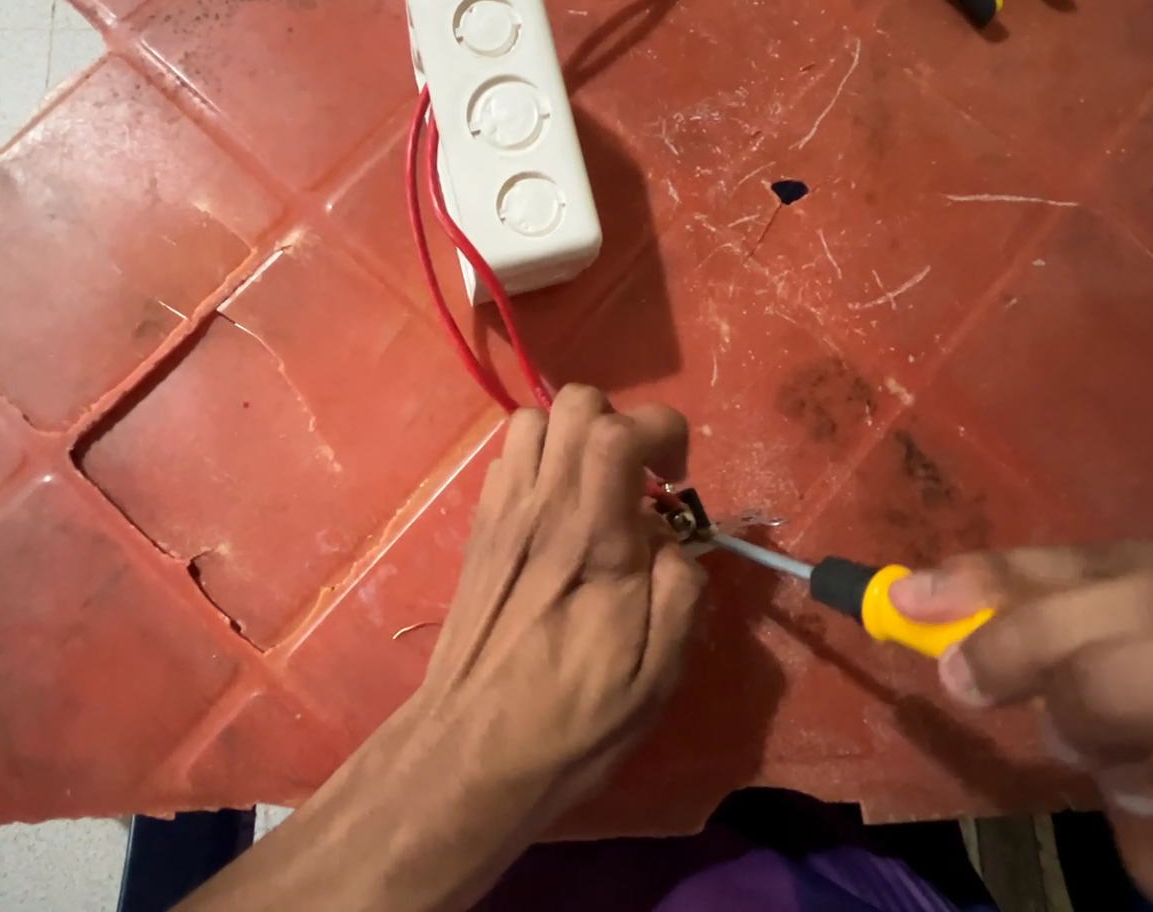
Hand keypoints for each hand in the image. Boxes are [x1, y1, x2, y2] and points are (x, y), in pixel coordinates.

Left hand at [184, 387, 704, 911]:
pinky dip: (538, 463)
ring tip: (592, 487)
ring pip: (532, 420)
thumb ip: (679, 588)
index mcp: (593, 542)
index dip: (661, 428)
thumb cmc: (573, 720)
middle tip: (637, 477)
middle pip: (573, 404)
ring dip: (572, 438)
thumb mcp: (657, 674)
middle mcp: (541, 510)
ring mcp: (501, 513)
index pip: (617, 433)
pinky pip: (506, 459)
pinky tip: (552, 511)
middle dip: (619, 421)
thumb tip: (669, 538)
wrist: (473, 747)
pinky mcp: (478, 527)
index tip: (677, 475)